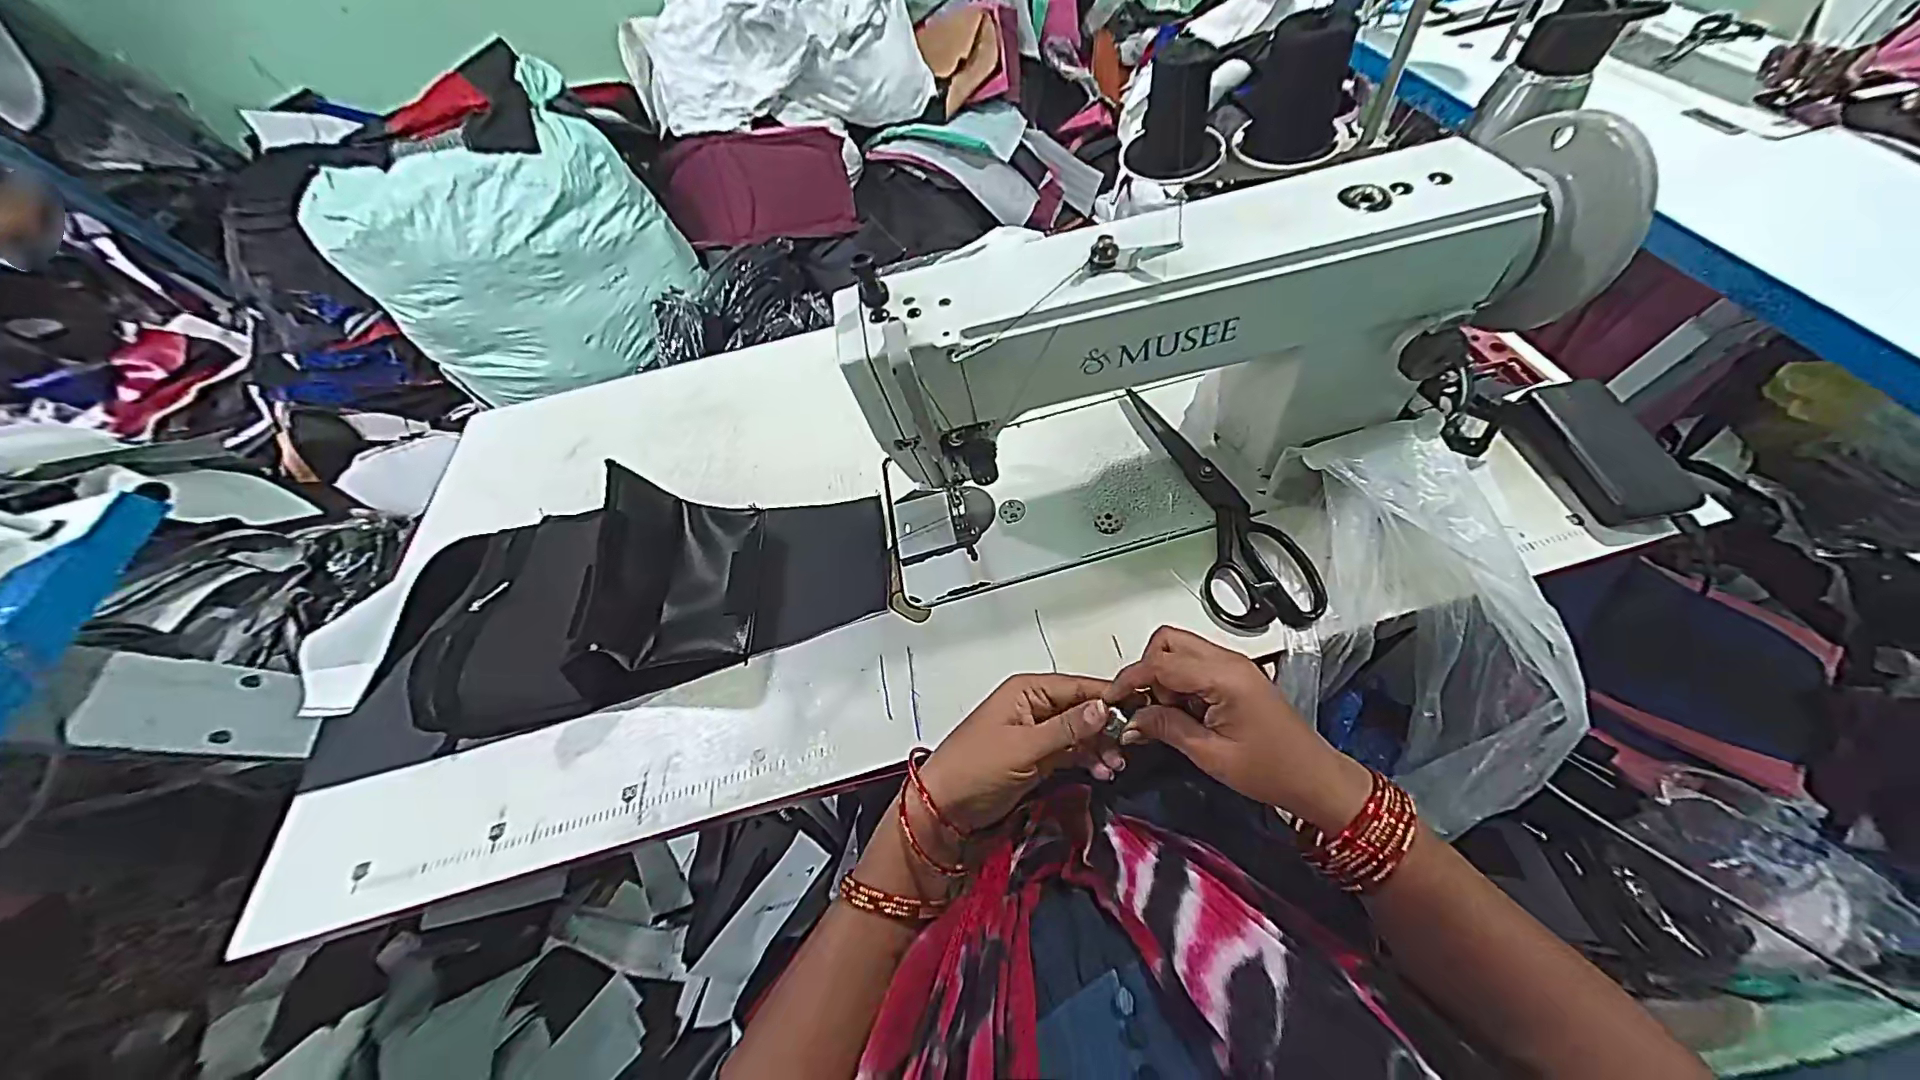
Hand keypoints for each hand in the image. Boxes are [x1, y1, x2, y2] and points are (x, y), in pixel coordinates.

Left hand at [917, 674, 1125, 834]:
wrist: (945, 807)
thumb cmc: (975, 767)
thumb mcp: (1024, 746)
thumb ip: (1066, 729)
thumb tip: (1104, 707)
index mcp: (1027, 691)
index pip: (1077, 687)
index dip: (1107, 698)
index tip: (1140, 710)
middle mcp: (1034, 705)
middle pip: (1082, 709)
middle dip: (1106, 727)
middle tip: (1128, 748)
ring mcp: (1036, 732)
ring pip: (1080, 732)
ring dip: (1099, 747)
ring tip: (1115, 766)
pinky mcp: (1037, 756)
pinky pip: (1070, 752)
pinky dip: (1086, 759)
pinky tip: (1101, 771)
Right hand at [1107, 626, 1372, 831]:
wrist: (1317, 779)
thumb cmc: (1272, 771)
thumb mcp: (1210, 755)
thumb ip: (1166, 728)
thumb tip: (1133, 719)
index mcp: (1225, 677)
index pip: (1161, 663)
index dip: (1130, 679)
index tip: (1113, 699)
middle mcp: (1229, 662)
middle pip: (1167, 641)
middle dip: (1146, 669)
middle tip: (1145, 705)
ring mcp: (1234, 665)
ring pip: (1178, 649)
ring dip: (1162, 676)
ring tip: (1167, 713)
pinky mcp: (1235, 675)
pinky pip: (1193, 664)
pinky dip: (1178, 681)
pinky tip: (1183, 711)